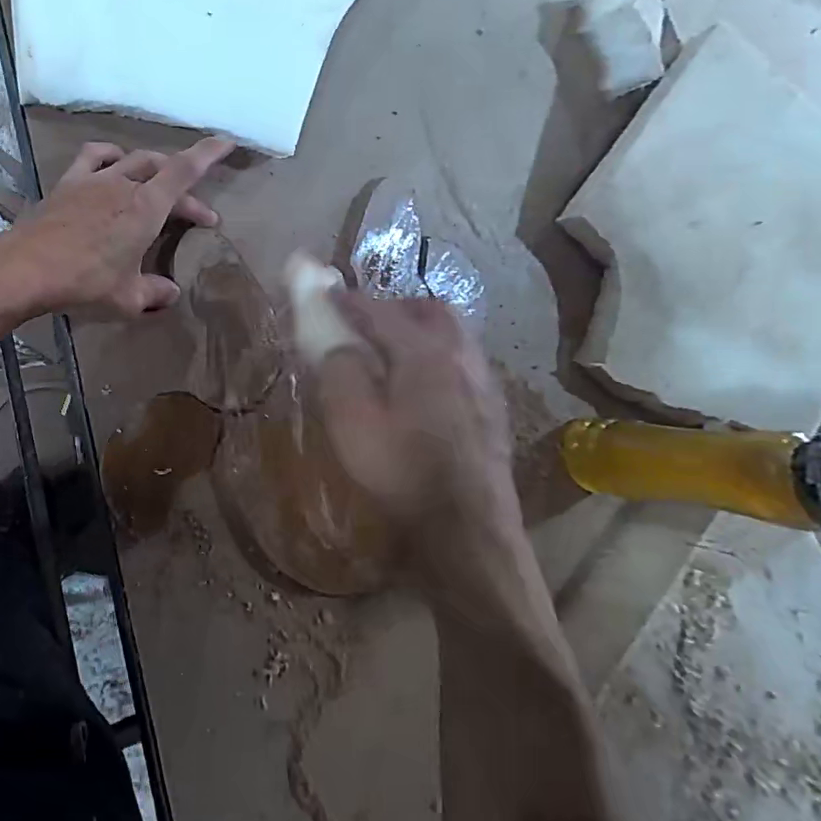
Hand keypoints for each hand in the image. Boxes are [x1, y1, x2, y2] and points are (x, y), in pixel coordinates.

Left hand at [0, 138, 234, 318]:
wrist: (27, 270)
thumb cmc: (85, 283)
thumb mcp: (127, 298)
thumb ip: (154, 293)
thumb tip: (171, 293)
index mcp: (146, 207)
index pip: (186, 170)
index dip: (209, 153)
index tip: (227, 141)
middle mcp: (124, 184)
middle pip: (163, 171)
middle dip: (184, 189)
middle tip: (196, 216)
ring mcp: (94, 179)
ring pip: (132, 159)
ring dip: (152, 168)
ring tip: (159, 184)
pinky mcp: (68, 183)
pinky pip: (94, 157)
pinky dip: (111, 156)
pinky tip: (113, 166)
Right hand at [313, 293, 518, 535]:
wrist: (466, 526)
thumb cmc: (401, 469)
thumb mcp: (351, 420)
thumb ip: (339, 370)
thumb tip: (339, 345)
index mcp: (423, 352)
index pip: (380, 311)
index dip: (349, 301)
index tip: (326, 293)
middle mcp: (460, 356)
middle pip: (431, 311)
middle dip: (396, 307)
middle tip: (367, 321)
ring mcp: (483, 382)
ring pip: (454, 336)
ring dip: (421, 331)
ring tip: (395, 351)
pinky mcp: (493, 409)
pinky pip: (464, 363)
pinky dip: (439, 358)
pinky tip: (426, 386)